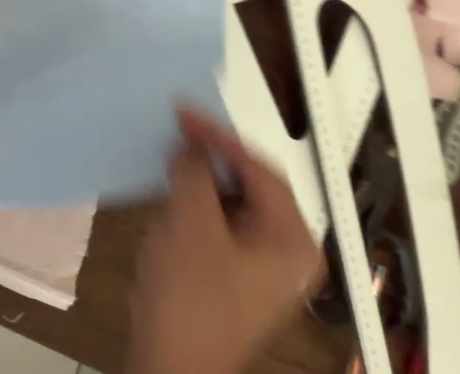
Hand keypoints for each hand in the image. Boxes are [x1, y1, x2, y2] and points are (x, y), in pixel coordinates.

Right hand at [128, 108, 324, 373]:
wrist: (177, 356)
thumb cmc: (189, 293)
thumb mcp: (189, 226)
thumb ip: (193, 178)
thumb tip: (190, 144)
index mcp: (292, 240)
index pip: (263, 171)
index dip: (221, 136)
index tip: (181, 111)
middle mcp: (288, 250)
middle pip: (255, 186)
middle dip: (214, 155)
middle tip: (173, 128)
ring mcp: (263, 264)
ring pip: (236, 202)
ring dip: (203, 176)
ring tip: (167, 153)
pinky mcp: (236, 271)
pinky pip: (223, 221)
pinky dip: (199, 199)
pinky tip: (170, 190)